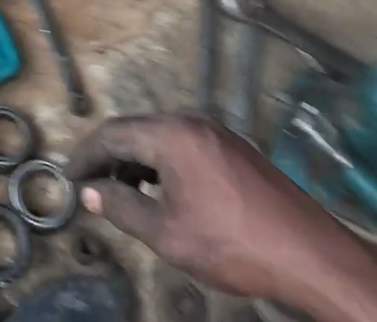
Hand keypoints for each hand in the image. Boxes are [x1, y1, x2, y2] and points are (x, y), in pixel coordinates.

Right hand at [69, 114, 355, 303]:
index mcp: (172, 135)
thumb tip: (89, 193)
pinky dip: (161, 161)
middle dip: (108, 156)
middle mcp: (192, 122)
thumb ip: (122, 208)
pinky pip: (183, 144)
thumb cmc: (232, 244)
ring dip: (135, 159)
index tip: (68, 179)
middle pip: (135, 129)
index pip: (113, 134)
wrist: (308, 253)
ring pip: (160, 136)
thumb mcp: (167, 233)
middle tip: (88, 185)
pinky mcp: (233, 148)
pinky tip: (159, 189)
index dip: (86, 156)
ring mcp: (216, 132)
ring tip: (119, 191)